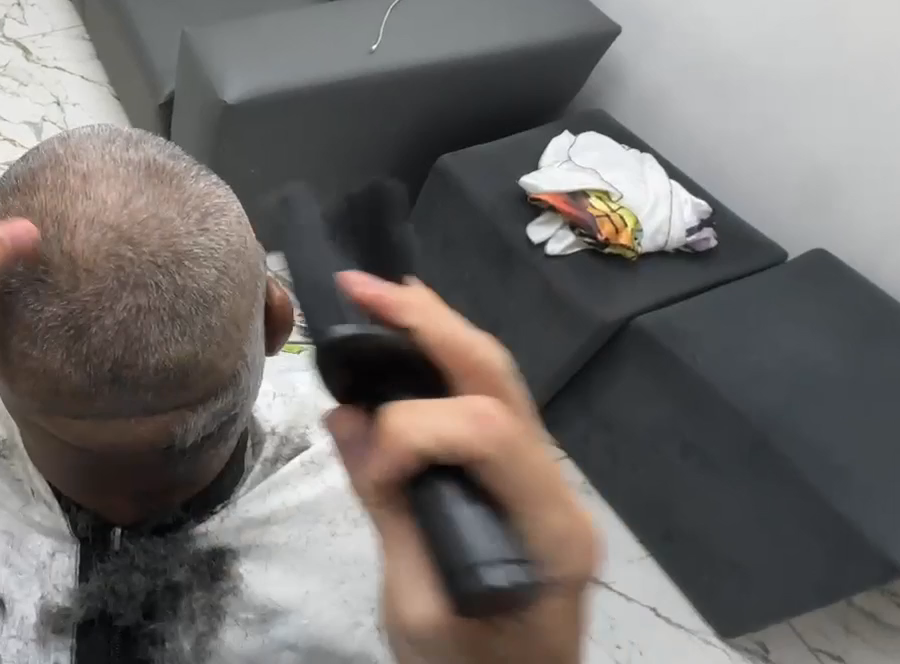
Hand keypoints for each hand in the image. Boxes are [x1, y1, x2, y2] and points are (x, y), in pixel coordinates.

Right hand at [325, 274, 598, 663]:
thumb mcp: (417, 611)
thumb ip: (387, 510)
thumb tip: (344, 419)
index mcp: (546, 528)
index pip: (483, 433)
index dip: (408, 432)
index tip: (367, 469)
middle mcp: (555, 485)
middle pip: (496, 377)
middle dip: (425, 322)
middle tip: (357, 288)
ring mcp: (544, 474)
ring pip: (494, 373)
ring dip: (431, 323)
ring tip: (376, 293)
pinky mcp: (518, 470)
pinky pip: (483, 393)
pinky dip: (439, 351)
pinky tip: (405, 330)